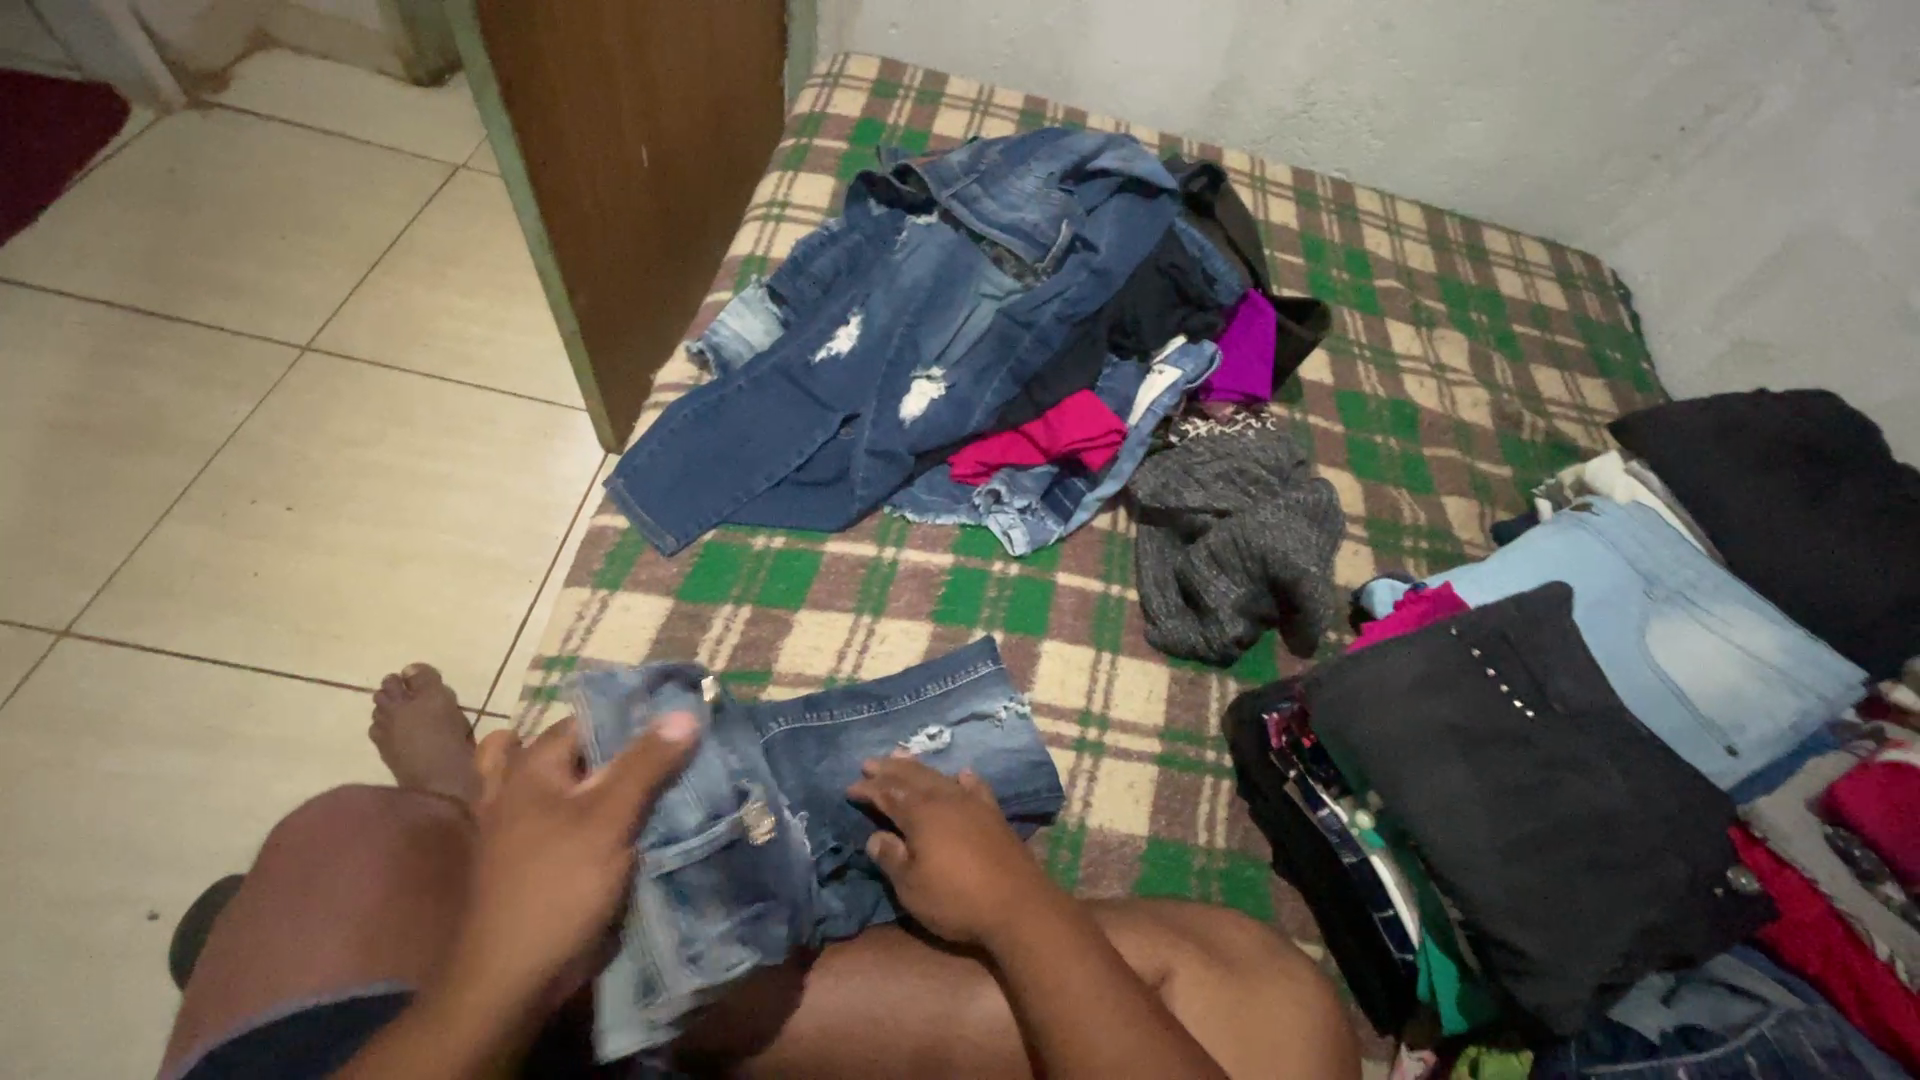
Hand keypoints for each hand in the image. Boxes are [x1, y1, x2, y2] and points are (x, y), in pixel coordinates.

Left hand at [446, 713, 699, 1008]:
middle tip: (685, 743)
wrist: (514, 980)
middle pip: (586, 751)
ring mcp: (529, 826)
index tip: (681, 716)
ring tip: (668, 776)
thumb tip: (686, 713)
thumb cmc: (557, 887)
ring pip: (584, 785)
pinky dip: (610, 812)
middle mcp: (524, 788)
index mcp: (531, 768)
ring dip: (621, 780)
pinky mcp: (545, 858)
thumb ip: (646, 763)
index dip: (634, 714)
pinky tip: (643, 814)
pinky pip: (582, 820)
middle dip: (631, 747)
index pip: (589, 719)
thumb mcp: (608, 818)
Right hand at [846, 757, 1059, 945]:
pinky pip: (975, 787)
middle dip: (889, 769)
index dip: (868, 790)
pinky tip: (962, 774)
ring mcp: (972, 804)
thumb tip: (874, 836)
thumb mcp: (911, 886)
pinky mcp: (993, 815)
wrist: (1017, 904)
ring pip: (939, 777)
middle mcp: (945, 799)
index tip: (850, 788)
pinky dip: (963, 779)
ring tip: (902, 757)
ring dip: (918, 767)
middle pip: (912, 777)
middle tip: (869, 762)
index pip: (887, 794)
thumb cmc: (956, 899)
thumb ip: (891, 858)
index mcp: (920, 814)